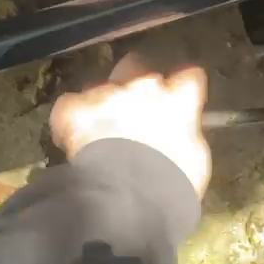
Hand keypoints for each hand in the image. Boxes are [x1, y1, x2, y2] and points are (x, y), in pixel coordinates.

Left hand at [50, 59, 210, 196]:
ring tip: (100, 128)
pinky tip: (71, 136)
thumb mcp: (194, 162)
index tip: (177, 98)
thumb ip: (186, 136)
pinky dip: (69, 120)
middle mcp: (142, 88)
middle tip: (134, 109)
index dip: (180, 88)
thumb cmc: (172, 184)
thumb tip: (179, 134)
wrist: (131, 197)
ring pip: (100, 85)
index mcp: (178, 101)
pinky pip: (69, 105)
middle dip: (134, 83)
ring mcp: (107, 95)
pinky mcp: (77, 111)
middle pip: (137, 66)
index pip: (187, 77)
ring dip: (102, 102)